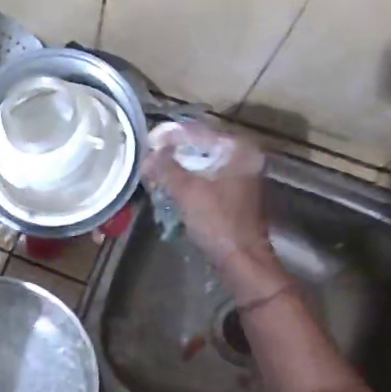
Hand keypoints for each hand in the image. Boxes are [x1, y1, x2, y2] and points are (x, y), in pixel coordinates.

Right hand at [142, 122, 276, 284]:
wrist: (240, 258)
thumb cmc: (217, 221)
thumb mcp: (187, 192)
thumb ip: (166, 169)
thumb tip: (148, 155)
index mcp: (238, 150)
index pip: (199, 132)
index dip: (170, 136)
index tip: (147, 141)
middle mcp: (243, 159)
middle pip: (200, 149)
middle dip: (172, 154)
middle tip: (147, 158)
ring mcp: (239, 179)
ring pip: (201, 166)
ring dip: (177, 170)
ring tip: (153, 173)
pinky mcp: (232, 197)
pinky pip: (205, 182)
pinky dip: (187, 184)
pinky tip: (168, 189)